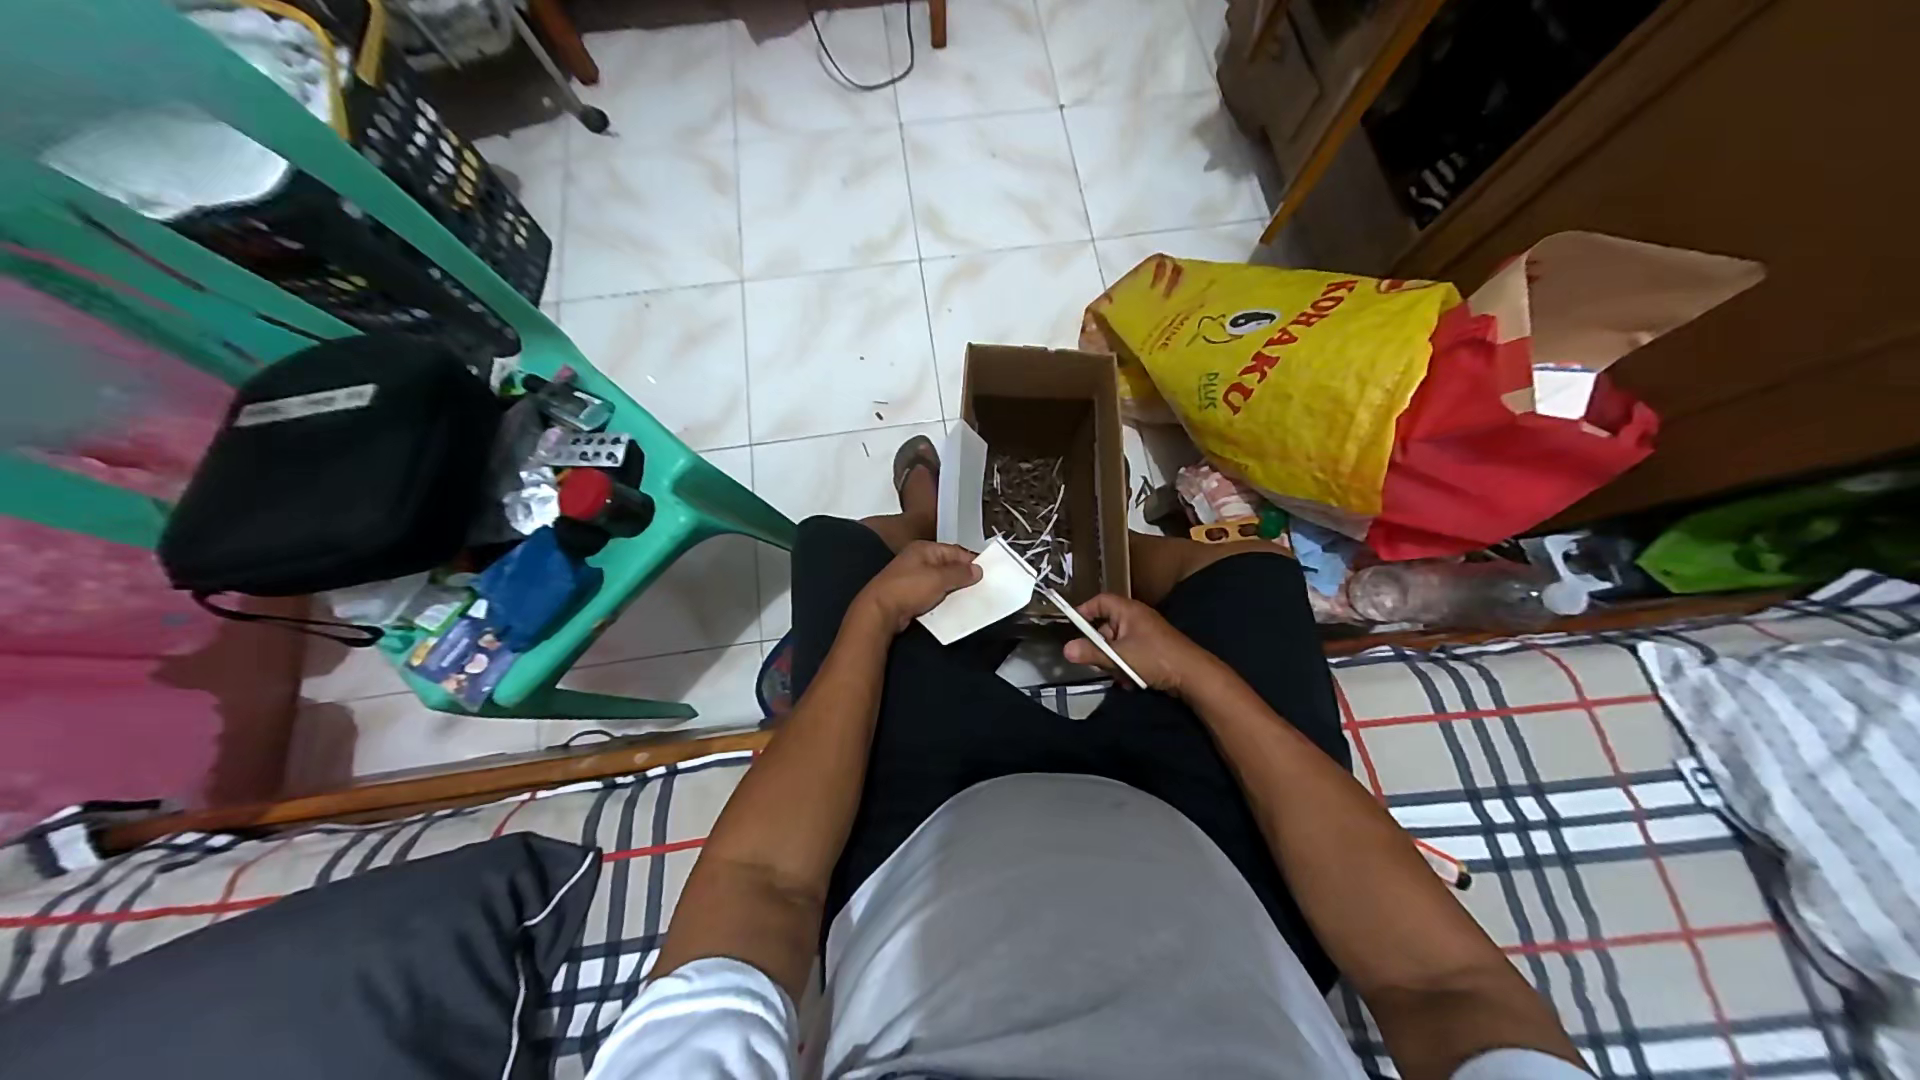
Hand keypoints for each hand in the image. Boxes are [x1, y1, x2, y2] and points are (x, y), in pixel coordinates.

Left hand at [854, 541, 983, 633]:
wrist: (879, 611)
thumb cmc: (906, 589)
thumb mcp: (940, 578)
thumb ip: (960, 573)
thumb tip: (976, 570)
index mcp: (924, 549)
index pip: (955, 551)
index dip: (971, 562)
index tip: (985, 573)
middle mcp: (917, 560)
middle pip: (948, 567)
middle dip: (963, 578)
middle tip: (979, 588)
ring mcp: (912, 578)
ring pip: (941, 583)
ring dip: (953, 591)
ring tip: (968, 600)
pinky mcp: (909, 595)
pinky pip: (932, 595)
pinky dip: (942, 600)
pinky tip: (950, 608)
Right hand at [1064, 593, 1217, 695]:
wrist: (1193, 676)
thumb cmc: (1155, 658)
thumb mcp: (1119, 657)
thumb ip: (1091, 653)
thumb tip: (1067, 649)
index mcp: (1128, 611)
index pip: (1100, 601)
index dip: (1084, 610)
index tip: (1072, 626)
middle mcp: (1136, 618)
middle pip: (1106, 626)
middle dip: (1100, 646)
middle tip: (1096, 660)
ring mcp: (1145, 634)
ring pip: (1117, 644)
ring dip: (1113, 661)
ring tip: (1119, 675)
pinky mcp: (1152, 649)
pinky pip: (1129, 654)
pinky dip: (1126, 666)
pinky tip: (1130, 681)